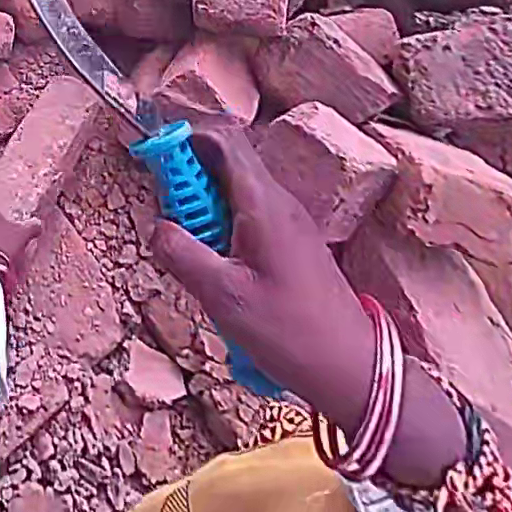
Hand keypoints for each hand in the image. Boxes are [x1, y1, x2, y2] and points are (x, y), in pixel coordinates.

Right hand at [148, 127, 376, 422]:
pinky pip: (243, 208)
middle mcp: (276, 199)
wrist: (355, 372)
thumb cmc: (291, 334)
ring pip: (230, 184)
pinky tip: (214, 258)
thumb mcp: (223, 296)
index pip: (221, 138)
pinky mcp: (286, 236)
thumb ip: (181, 253)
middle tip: (170, 214)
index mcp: (262, 202)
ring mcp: (284, 217)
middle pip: (223, 158)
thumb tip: (156, 225)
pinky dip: (218, 221)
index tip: (156, 166)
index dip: (183, 140)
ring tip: (190, 241)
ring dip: (200, 202)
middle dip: (186, 177)